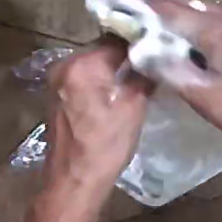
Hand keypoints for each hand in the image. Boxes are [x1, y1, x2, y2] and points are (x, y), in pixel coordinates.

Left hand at [29, 43, 150, 221]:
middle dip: (129, 52)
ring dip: (116, 66)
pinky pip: (85, 76)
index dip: (142, 39)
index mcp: (83, 65)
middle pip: (103, 47)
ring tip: (144, 72)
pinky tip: (122, 87)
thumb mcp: (133, 109)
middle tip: (157, 57)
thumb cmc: (105, 147)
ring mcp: (57, 80)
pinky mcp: (57, 95)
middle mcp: (64, 65)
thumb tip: (157, 54)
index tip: (163, 42)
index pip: (117, 38)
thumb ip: (143, 75)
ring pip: (94, 62)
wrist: (73, 182)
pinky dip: (103, 78)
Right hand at [122, 0, 221, 167]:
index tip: (102, 1)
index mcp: (215, 30)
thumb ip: (171, 70)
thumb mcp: (207, 98)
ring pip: (195, 8)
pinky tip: (175, 29)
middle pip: (179, 2)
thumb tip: (137, 48)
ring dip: (165, 6)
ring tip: (136, 8)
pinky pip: (207, 19)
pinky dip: (183, 18)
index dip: (131, 5)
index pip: (164, 10)